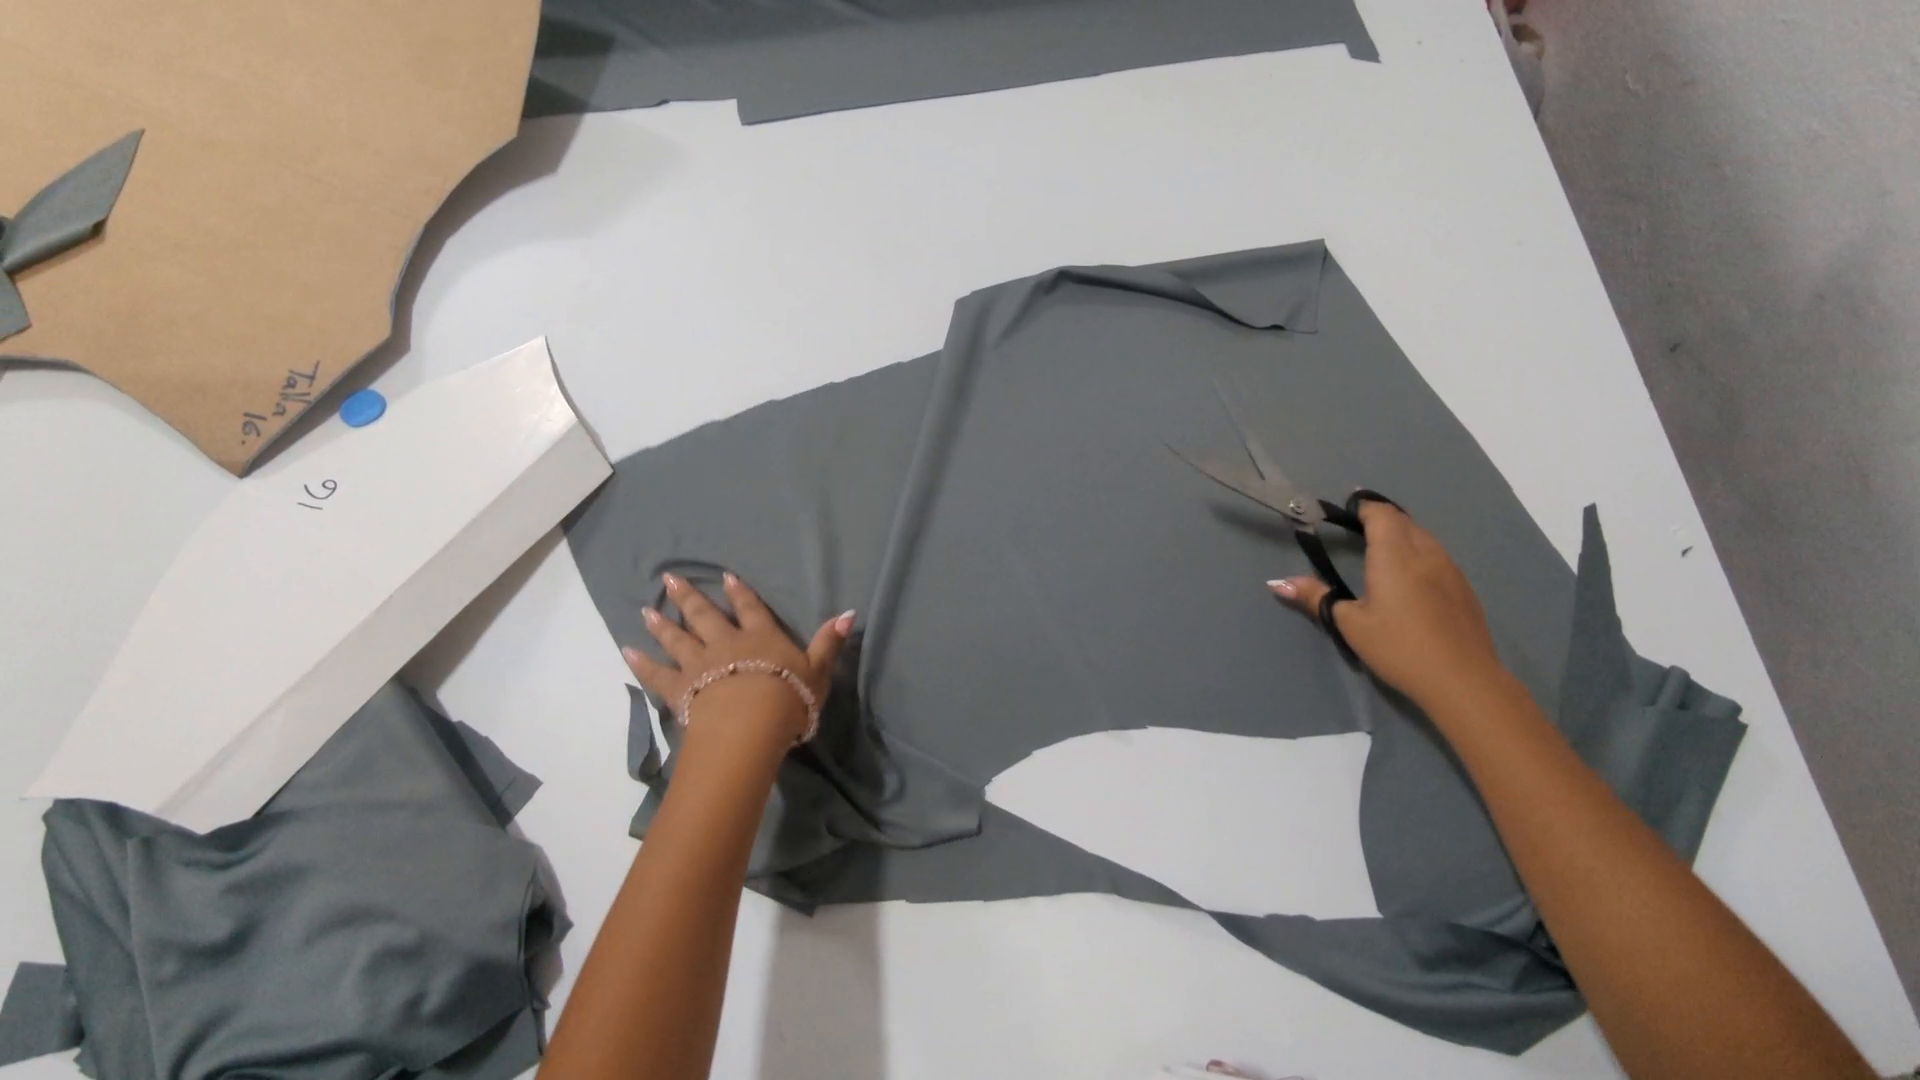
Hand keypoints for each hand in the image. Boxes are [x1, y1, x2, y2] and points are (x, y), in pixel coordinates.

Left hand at [622, 572, 853, 745]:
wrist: (750, 725)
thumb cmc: (789, 698)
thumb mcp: (818, 670)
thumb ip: (829, 642)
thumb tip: (849, 612)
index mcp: (761, 638)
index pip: (751, 609)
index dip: (740, 593)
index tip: (726, 576)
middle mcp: (726, 643)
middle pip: (705, 615)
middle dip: (689, 596)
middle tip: (669, 578)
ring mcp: (700, 664)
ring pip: (678, 638)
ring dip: (662, 623)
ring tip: (646, 609)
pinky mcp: (680, 689)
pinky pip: (657, 673)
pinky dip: (642, 663)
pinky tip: (627, 652)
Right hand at [1270, 501, 1510, 712]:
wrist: (1463, 680)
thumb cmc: (1399, 648)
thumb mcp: (1351, 625)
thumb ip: (1317, 598)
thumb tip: (1278, 583)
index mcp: (1394, 556)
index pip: (1381, 514)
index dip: (1364, 505)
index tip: (1346, 507)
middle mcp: (1426, 553)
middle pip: (1404, 521)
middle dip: (1381, 517)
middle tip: (1358, 526)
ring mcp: (1451, 570)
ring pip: (1425, 537)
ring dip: (1402, 533)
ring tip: (1382, 548)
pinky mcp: (1464, 588)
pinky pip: (1438, 556)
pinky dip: (1419, 552)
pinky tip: (1411, 577)